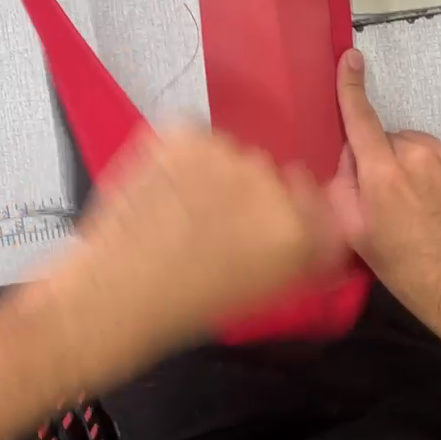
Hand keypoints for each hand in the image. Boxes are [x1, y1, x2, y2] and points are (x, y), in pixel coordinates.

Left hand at [49, 125, 347, 364]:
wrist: (116, 292)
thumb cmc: (190, 304)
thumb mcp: (266, 289)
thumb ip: (304, 254)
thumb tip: (324, 232)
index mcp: (297, 225)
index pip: (312, 195)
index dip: (285, 207)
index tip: (259, 223)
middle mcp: (269, 181)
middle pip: (269, 171)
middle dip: (248, 191)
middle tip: (215, 222)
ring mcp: (224, 152)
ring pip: (230, 152)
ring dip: (213, 172)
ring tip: (182, 208)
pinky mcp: (184, 135)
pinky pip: (193, 137)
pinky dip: (181, 156)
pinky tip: (163, 189)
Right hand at [328, 49, 440, 338]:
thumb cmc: (407, 270)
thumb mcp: (357, 237)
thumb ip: (343, 189)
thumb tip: (350, 158)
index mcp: (384, 174)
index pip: (362, 120)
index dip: (352, 88)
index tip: (351, 57)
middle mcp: (421, 157)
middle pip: (393, 142)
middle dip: (389, 162)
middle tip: (397, 204)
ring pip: (425, 150)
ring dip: (421, 168)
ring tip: (429, 209)